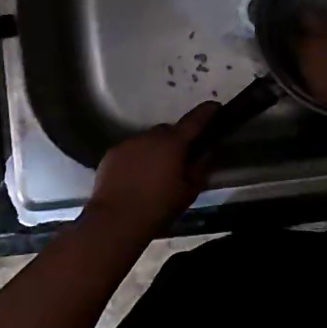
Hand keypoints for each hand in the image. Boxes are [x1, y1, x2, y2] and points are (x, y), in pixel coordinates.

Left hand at [86, 102, 219, 228]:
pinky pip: (130, 150)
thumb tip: (205, 153)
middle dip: (175, 141)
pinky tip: (134, 177)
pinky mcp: (111, 153)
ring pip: (147, 140)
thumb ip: (200, 168)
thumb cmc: (158, 207)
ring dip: (154, 150)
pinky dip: (136, 158)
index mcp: (173, 143)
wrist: (115, 220)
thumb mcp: (188, 192)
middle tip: (178, 160)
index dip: (207, 112)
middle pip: (168, 131)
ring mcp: (128, 143)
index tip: (214, 107)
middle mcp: (150, 136)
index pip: (194, 120)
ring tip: (153, 173)